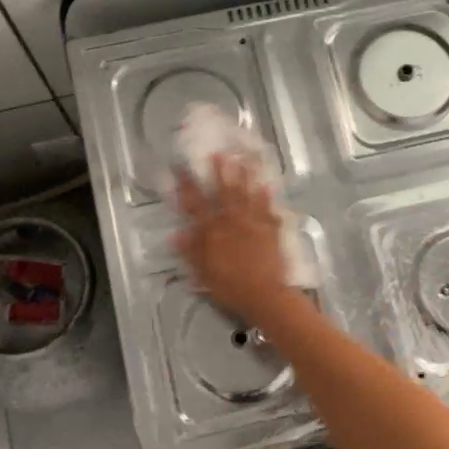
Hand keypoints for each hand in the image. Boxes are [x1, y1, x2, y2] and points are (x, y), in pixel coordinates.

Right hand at [174, 154, 297, 324]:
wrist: (266, 295)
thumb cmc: (231, 287)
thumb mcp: (204, 273)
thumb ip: (191, 252)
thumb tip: (176, 234)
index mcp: (212, 232)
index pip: (196, 205)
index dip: (187, 186)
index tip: (181, 169)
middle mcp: (233, 222)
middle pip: (225, 192)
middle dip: (221, 171)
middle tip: (219, 152)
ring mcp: (254, 223)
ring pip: (248, 194)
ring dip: (246, 175)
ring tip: (245, 158)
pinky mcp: (272, 230)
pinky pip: (269, 209)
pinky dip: (268, 196)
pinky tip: (269, 184)